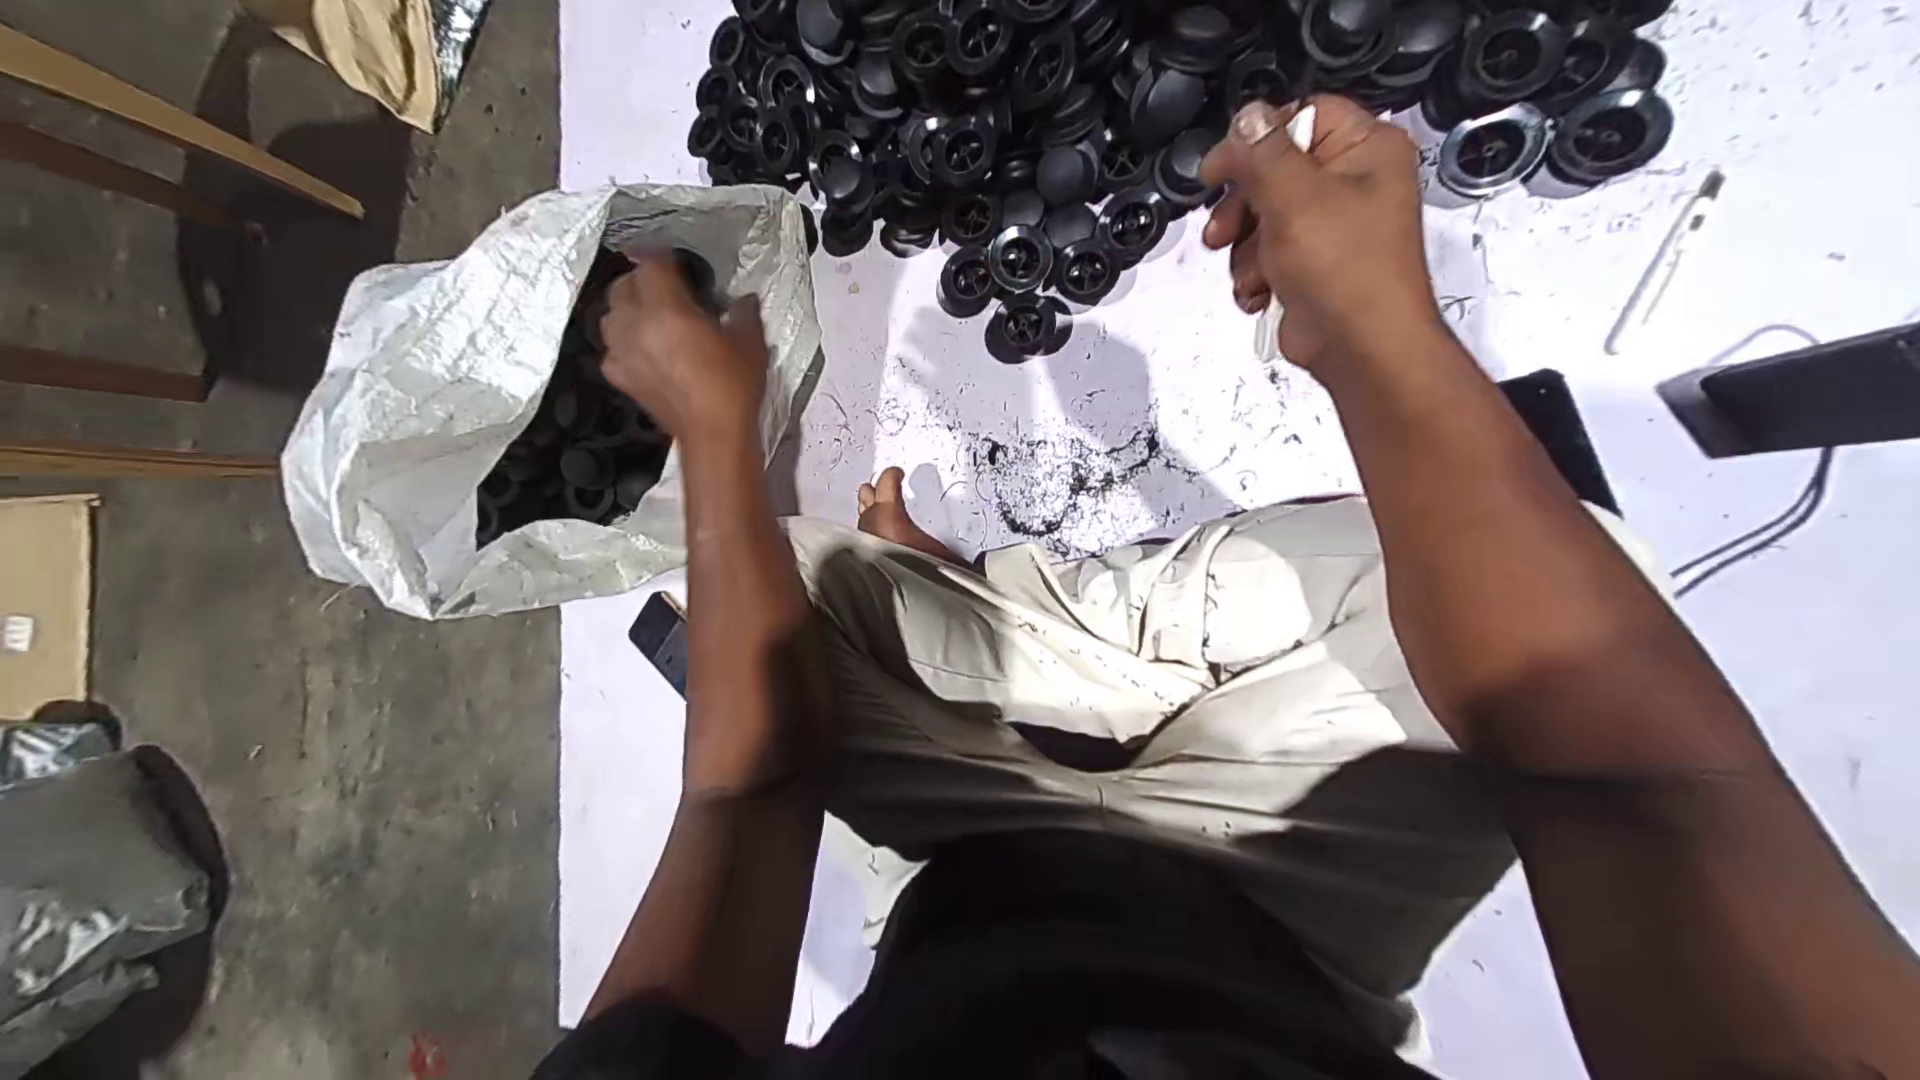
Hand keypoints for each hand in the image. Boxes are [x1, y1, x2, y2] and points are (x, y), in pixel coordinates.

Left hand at [599, 254, 767, 438]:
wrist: (714, 434)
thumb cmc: (733, 388)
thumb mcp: (749, 344)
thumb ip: (743, 314)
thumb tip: (743, 302)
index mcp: (666, 308)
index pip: (652, 264)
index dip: (667, 261)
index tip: (682, 267)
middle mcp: (634, 325)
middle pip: (624, 285)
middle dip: (643, 282)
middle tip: (668, 291)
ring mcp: (622, 352)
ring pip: (610, 315)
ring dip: (628, 310)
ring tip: (652, 319)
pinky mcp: (619, 377)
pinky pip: (613, 349)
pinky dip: (625, 344)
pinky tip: (645, 352)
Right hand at [1200, 96, 1447, 372]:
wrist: (1357, 346)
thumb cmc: (1351, 277)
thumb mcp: (1296, 200)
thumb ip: (1265, 155)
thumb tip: (1246, 119)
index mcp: (1363, 152)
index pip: (1300, 119)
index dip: (1254, 142)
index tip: (1220, 166)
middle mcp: (1348, 187)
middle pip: (1270, 175)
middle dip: (1241, 209)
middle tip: (1225, 228)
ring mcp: (1327, 230)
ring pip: (1259, 222)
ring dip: (1244, 252)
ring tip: (1255, 272)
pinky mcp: (1307, 266)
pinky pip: (1261, 258)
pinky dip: (1253, 277)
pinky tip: (1262, 291)